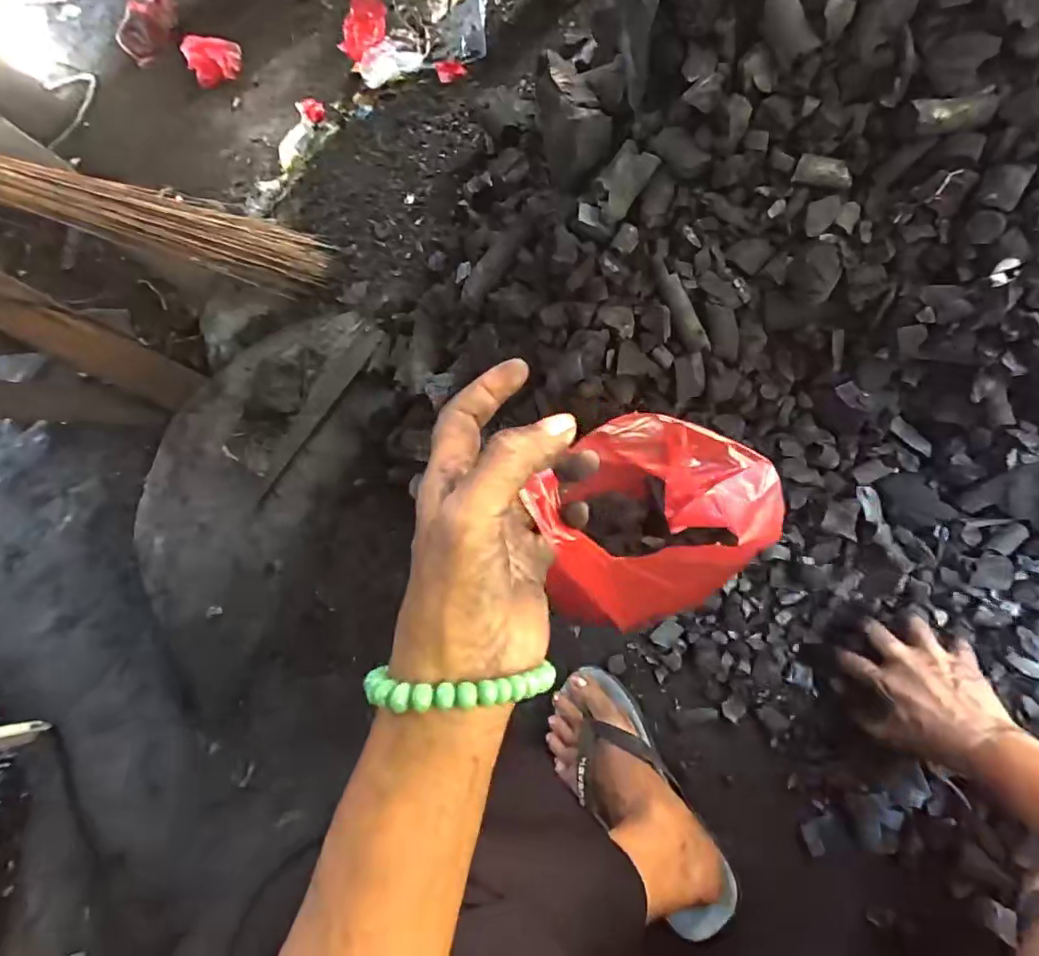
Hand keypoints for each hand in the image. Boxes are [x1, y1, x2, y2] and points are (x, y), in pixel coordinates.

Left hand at [390, 358, 591, 683]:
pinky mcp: (527, 562)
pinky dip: (570, 510)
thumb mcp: (472, 512)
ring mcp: (500, 533)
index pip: (462, 421)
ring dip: (561, 470)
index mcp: (448, 484)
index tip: (522, 368)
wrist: (466, 670)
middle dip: (537, 434)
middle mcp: (472, 502)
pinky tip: (584, 509)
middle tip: (575, 430)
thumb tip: (561, 423)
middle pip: (505, 451)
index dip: (487, 390)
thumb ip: (511, 462)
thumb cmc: (456, 585)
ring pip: (534, 485)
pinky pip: (552, 523)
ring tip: (590, 466)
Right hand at [836, 617, 1025, 774]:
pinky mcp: (962, 659)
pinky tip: (952, 649)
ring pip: (914, 623)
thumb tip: (839, 690)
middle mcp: (903, 658)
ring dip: (909, 625)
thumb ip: (860, 713)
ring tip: (907, 628)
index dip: (836, 654)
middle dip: (864, 626)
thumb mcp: (889, 735)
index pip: (850, 659)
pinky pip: (957, 642)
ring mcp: (934, 655)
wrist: (984, 744)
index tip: (832, 653)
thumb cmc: (933, 742)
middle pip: (874, 629)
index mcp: (883, 678)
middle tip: (864, 628)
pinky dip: (954, 645)